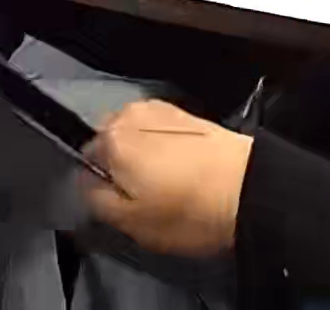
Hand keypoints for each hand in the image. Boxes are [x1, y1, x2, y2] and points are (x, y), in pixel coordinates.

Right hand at [83, 99, 253, 256]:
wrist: (244, 184)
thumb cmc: (185, 209)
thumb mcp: (133, 223)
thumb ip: (96, 200)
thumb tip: (84, 182)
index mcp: (110, 138)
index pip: (85, 157)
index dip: (98, 181)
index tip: (117, 201)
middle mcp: (127, 113)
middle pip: (109, 139)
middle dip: (118, 161)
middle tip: (141, 193)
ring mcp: (155, 106)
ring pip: (133, 132)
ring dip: (139, 151)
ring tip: (164, 180)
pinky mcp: (180, 110)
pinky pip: (155, 127)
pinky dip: (159, 143)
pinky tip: (179, 165)